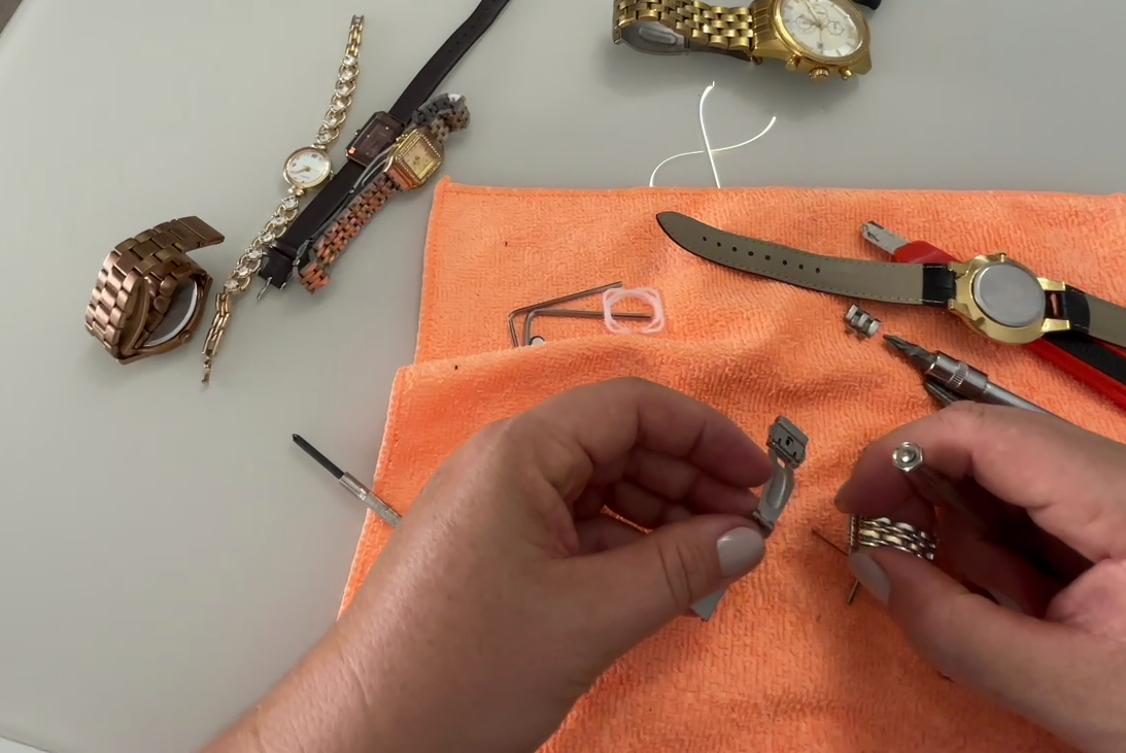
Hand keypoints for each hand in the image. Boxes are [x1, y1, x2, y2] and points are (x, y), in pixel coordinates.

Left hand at [210, 379, 772, 752]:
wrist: (368, 731)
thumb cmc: (470, 664)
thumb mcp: (589, 616)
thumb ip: (678, 569)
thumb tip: (747, 537)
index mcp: (521, 448)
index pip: (628, 404)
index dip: (701, 430)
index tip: (758, 474)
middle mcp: (506, 459)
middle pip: (615, 440)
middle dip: (686, 476)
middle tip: (746, 525)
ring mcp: (496, 500)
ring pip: (596, 484)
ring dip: (660, 513)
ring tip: (714, 556)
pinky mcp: (493, 540)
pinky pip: (572, 522)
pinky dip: (622, 543)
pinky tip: (662, 575)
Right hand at [835, 402, 1125, 752]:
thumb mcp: (1079, 699)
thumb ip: (955, 628)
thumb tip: (866, 563)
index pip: (980, 431)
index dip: (898, 455)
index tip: (853, 508)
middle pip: (991, 451)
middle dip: (934, 503)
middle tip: (907, 564)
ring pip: (1011, 487)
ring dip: (978, 542)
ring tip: (1007, 616)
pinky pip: (1044, 521)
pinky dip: (1012, 561)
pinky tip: (1036, 614)